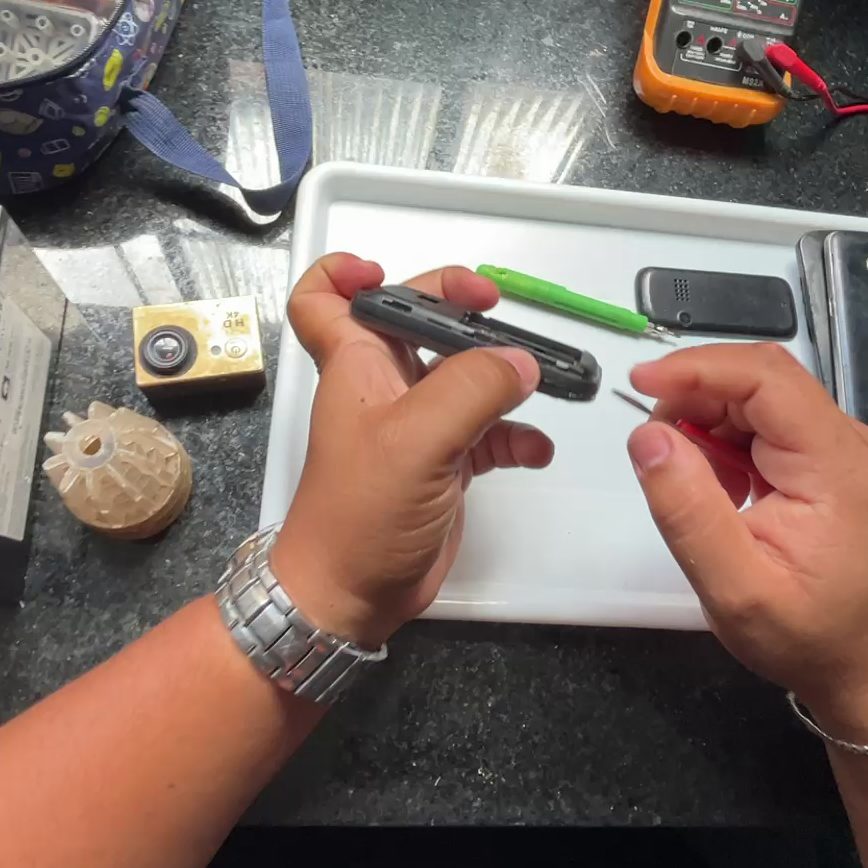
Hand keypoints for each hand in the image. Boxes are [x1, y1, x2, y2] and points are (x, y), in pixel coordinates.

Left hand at [271, 254, 555, 647]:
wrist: (354, 596)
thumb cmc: (362, 512)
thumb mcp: (416, 439)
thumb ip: (471, 389)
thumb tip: (521, 361)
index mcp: (357, 364)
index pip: (324, 298)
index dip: (345, 273)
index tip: (386, 270)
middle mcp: (386, 385)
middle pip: (418, 324)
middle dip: (458, 311)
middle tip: (495, 312)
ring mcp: (418, 424)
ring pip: (463, 375)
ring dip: (502, 374)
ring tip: (543, 381)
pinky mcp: (445, 462)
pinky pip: (487, 431)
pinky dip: (515, 434)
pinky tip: (535, 449)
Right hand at [625, 344, 867, 740]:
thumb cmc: (809, 637)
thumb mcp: (734, 588)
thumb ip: (687, 511)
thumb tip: (647, 436)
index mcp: (836, 466)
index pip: (764, 378)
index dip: (697, 368)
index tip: (639, 382)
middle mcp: (848, 442)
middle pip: (760, 379)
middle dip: (695, 394)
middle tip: (655, 442)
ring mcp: (842, 449)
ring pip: (758, 397)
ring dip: (707, 420)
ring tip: (691, 480)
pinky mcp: (829, 460)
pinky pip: (766, 424)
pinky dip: (725, 441)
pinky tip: (719, 487)